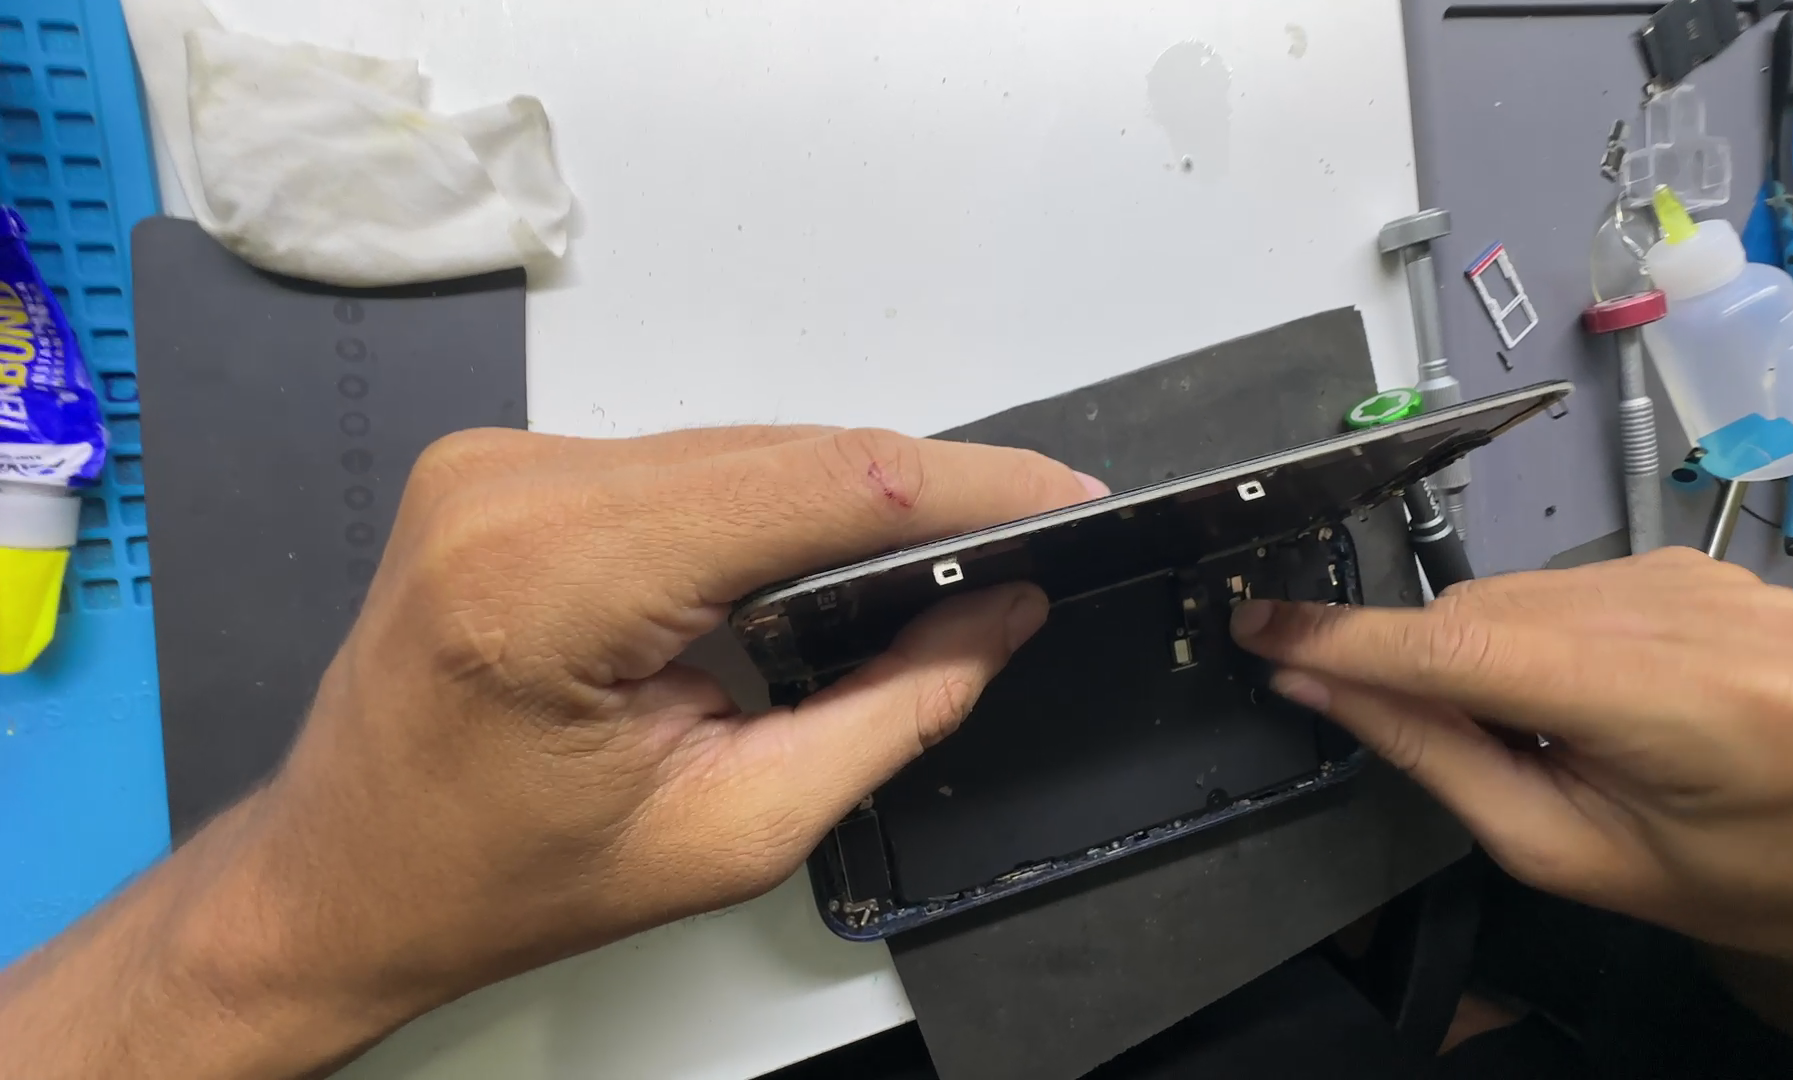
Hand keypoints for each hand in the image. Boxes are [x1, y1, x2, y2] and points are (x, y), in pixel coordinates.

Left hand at [269, 425, 1102, 998]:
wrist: (337, 878)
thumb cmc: (518, 882)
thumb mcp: (739, 827)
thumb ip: (896, 709)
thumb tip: (1005, 609)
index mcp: (558, 582)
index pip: (819, 485)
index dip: (965, 479)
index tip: (1064, 492)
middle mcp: (524, 483)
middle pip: (793, 455)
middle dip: (929, 489)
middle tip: (1029, 525)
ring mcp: (512, 459)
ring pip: (756, 450)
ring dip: (863, 495)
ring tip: (954, 539)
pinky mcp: (522, 466)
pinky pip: (706, 464)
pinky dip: (793, 499)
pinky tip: (843, 545)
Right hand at [1230, 548, 1792, 1001]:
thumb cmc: (1711, 880)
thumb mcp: (1547, 844)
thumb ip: (1422, 750)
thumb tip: (1309, 682)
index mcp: (1692, 713)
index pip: (1466, 652)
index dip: (1348, 639)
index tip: (1257, 627)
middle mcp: (1709, 619)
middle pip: (1477, 615)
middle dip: (1422, 664)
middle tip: (1456, 732)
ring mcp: (1708, 578)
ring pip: (1501, 593)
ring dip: (1472, 648)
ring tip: (1533, 717)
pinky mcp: (1695, 563)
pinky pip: (1545, 583)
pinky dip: (1519, 629)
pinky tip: (1566, 680)